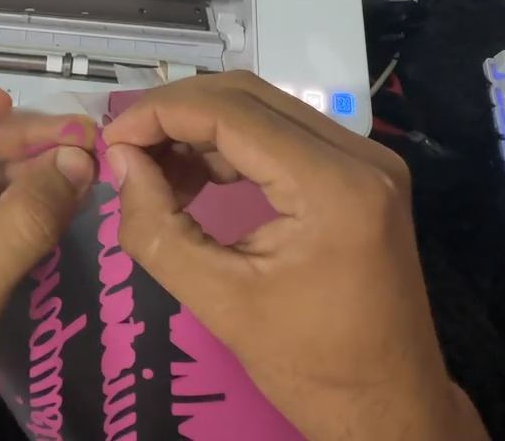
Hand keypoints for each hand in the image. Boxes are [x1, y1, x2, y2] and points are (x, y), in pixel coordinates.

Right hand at [104, 72, 484, 440]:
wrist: (392, 413)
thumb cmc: (311, 368)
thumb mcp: (218, 301)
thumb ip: (155, 226)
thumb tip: (120, 159)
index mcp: (332, 187)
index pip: (230, 112)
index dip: (161, 114)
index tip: (112, 139)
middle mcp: (357, 155)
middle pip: (244, 95)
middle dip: (175, 113)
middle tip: (127, 147)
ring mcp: (363, 157)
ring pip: (260, 106)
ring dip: (198, 127)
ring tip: (154, 169)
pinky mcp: (357, 169)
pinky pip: (278, 131)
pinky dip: (227, 144)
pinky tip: (194, 176)